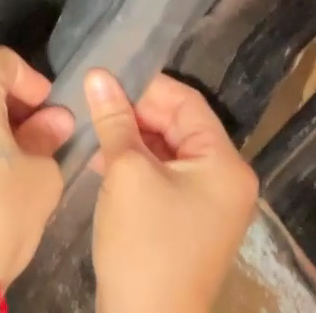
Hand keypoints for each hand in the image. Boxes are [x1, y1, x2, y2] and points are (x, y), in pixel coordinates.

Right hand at [85, 69, 258, 312]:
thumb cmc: (145, 242)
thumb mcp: (126, 170)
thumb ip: (114, 118)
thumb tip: (98, 73)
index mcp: (224, 163)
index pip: (185, 101)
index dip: (143, 86)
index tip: (102, 78)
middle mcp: (225, 178)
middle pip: (176, 123)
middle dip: (133, 111)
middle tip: (90, 102)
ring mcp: (209, 202)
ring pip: (166, 148)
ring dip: (129, 136)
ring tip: (90, 128)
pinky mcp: (188, 219)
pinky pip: (163, 173)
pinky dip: (134, 162)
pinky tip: (101, 159)